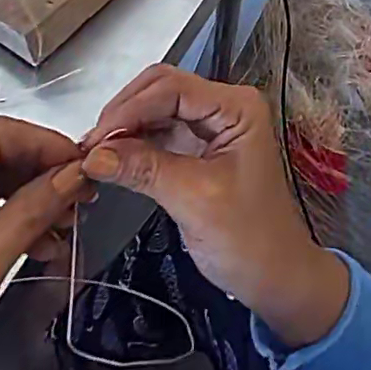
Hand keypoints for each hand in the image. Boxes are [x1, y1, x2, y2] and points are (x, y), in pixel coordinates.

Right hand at [81, 66, 349, 348]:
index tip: (96, 138)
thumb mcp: (195, 201)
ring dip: (125, 125)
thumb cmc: (249, 240)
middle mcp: (223, 104)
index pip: (171, 89)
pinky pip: (158, 128)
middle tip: (92, 145)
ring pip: (155, 105)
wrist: (277, 281)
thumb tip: (93, 155)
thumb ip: (144, 169)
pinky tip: (113, 156)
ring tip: (96, 151)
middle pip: (161, 88)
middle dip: (125, 112)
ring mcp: (209, 122)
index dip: (130, 109)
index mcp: (236, 106)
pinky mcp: (196, 143)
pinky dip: (134, 139)